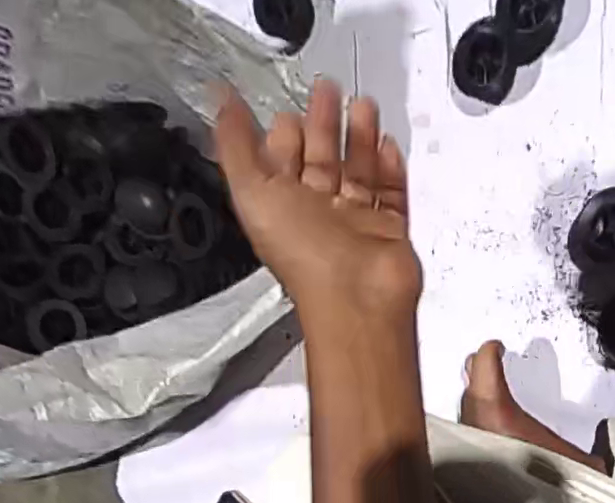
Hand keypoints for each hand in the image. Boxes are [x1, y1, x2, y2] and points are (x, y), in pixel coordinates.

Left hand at [213, 79, 421, 320]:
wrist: (358, 298)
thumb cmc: (307, 261)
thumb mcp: (251, 193)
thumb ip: (235, 146)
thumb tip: (222, 105)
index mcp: (285, 210)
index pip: (284, 162)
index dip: (284, 132)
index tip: (288, 109)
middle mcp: (320, 217)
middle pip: (323, 160)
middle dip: (325, 123)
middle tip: (329, 91)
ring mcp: (357, 225)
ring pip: (359, 172)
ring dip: (360, 137)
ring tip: (363, 107)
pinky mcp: (389, 233)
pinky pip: (391, 196)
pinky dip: (390, 170)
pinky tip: (388, 146)